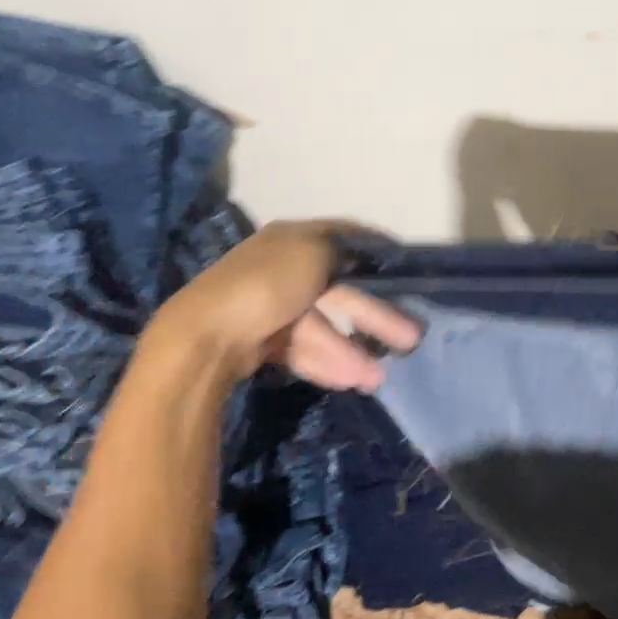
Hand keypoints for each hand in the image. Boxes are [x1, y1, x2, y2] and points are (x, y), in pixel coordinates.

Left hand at [148, 221, 420, 389]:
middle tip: (410, 340)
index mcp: (293, 239)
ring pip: (324, 327)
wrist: (207, 335)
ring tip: (376, 377)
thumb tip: (364, 251)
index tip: (406, 270)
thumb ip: (343, 250)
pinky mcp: (263, 341)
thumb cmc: (267, 285)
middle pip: (340, 292)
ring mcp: (272, 307)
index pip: (343, 238)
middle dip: (375, 318)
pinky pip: (304, 349)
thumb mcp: (313, 254)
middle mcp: (283, 268)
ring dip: (352, 351)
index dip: (376, 250)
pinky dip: (327, 363)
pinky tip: (350, 380)